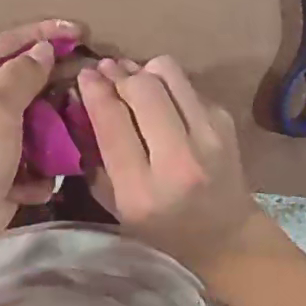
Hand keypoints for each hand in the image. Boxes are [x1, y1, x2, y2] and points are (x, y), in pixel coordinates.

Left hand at [0, 19, 79, 260]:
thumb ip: (22, 75)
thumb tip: (43, 50)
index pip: (7, 43)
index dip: (44, 34)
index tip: (82, 31)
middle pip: (23, 82)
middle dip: (54, 89)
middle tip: (85, 89)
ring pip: (33, 121)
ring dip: (51, 135)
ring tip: (68, 142)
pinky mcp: (0, 166)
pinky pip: (30, 157)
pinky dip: (36, 170)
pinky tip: (33, 185)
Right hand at [77, 56, 261, 278]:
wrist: (223, 235)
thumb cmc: (160, 228)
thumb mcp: (116, 206)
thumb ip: (95, 161)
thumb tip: (81, 109)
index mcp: (140, 190)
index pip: (113, 124)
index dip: (95, 92)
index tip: (83, 75)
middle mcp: (177, 160)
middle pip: (143, 90)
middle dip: (118, 74)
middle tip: (104, 70)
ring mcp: (208, 136)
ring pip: (169, 75)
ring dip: (144, 70)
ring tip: (130, 76)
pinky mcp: (225, 121)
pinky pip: (187, 85)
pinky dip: (166, 84)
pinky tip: (158, 97)